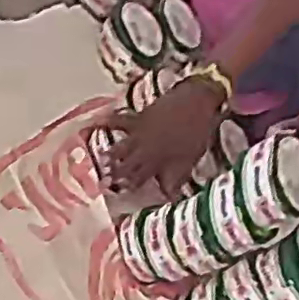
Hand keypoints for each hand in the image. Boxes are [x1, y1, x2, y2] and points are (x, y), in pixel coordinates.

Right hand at [104, 78, 224, 194]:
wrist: (201, 99)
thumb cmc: (198, 132)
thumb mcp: (189, 160)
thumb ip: (176, 180)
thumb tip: (171, 199)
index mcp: (154, 164)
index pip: (136, 180)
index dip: (128, 187)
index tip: (119, 193)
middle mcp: (142, 151)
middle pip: (124, 167)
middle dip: (113, 176)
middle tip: (101, 182)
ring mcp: (138, 135)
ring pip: (119, 149)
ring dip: (109, 156)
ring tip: (100, 161)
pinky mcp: (139, 118)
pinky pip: (120, 120)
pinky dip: (108, 121)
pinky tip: (98, 121)